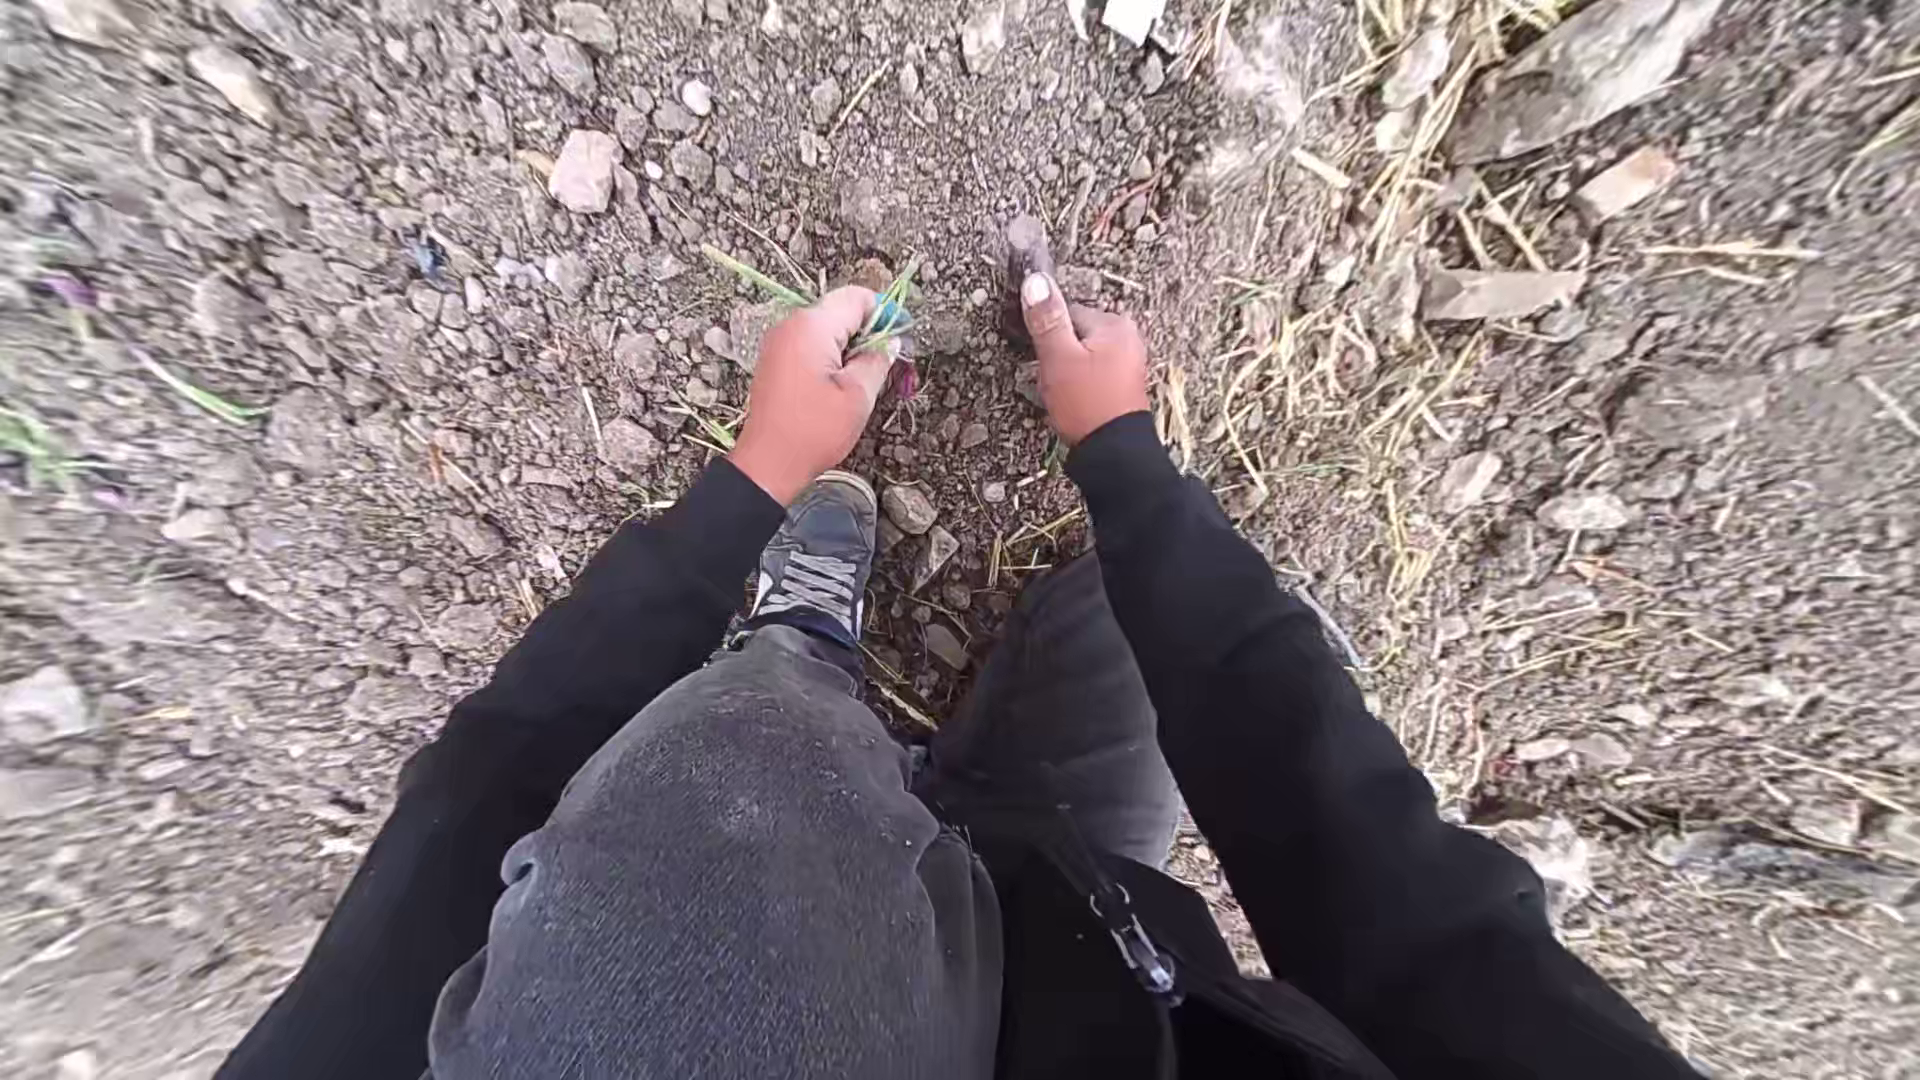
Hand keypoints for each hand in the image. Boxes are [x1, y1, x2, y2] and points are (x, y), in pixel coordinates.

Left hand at [727, 286, 895, 503]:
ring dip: (852, 349)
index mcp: (811, 326)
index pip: (856, 298)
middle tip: (888, 364)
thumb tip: (890, 343)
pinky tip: (843, 387)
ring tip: (866, 381)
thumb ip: (878, 361)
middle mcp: (791, 326)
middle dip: (869, 333)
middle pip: (840, 312)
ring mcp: (780, 344)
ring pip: (827, 331)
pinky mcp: (777, 363)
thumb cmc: (814, 431)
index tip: (903, 335)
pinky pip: (812, 347)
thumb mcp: (858, 395)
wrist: (769, 463)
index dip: (885, 312)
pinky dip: (833, 359)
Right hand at [1018, 272, 1149, 444]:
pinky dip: (1077, 387)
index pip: (1066, 313)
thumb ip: (1047, 320)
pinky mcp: (1121, 387)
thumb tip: (1035, 282)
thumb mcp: (1059, 359)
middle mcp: (1127, 339)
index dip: (1046, 338)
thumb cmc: (1088, 406)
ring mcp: (1126, 364)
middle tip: (1055, 382)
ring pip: (1080, 358)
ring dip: (1065, 375)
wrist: (1113, 454)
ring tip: (1065, 397)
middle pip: (1074, 336)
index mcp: (1115, 325)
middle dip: (1057, 358)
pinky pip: (1090, 376)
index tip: (1043, 360)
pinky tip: (1074, 404)